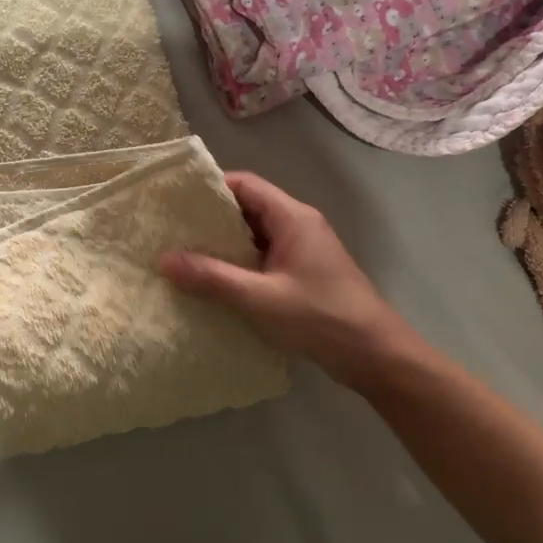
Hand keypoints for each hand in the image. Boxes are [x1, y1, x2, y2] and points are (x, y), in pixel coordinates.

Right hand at [159, 172, 414, 389]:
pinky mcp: (302, 273)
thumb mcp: (261, 299)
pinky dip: (237, 262)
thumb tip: (163, 259)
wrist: (379, 358)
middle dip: (209, 217)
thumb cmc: (323, 318)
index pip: (244, 184)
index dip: (209, 188)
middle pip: (247, 207)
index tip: (174, 200)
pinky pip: (262, 256)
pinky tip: (212, 279)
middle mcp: (298, 225)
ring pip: (253, 233)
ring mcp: (302, 250)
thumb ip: (212, 278)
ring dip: (222, 242)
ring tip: (183, 253)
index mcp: (293, 217)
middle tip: (170, 229)